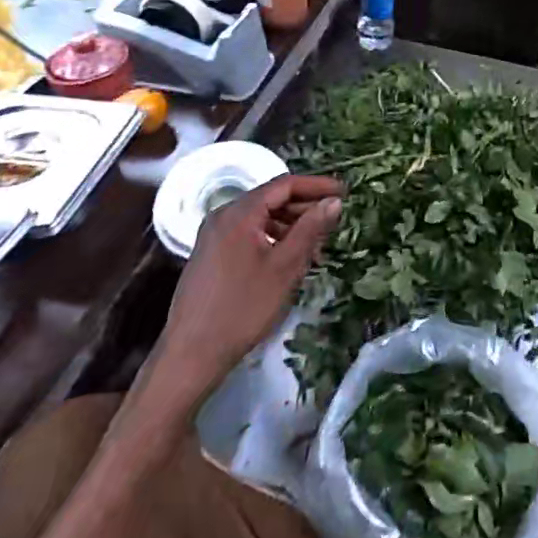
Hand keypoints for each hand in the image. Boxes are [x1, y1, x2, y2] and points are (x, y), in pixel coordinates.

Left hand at [154, 174, 343, 397]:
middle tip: (335, 220)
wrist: (192, 352)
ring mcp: (214, 235)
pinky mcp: (211, 254)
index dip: (317, 186)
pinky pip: (248, 234)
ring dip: (290, 224)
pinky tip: (290, 258)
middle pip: (271, 199)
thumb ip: (311, 229)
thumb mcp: (286, 266)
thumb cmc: (244, 307)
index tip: (345, 193)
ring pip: (260, 218)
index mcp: (239, 213)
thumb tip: (333, 201)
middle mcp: (223, 216)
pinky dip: (273, 238)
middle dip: (305, 207)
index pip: (284, 184)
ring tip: (317, 244)